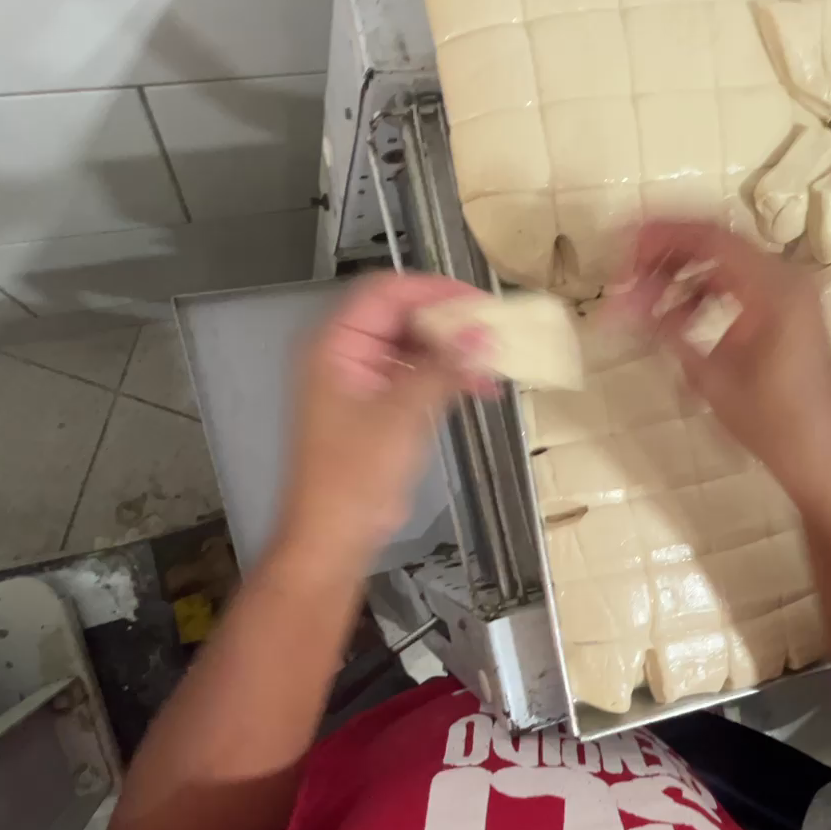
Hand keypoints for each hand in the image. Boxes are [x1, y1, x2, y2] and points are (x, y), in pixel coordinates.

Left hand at [277, 272, 485, 563]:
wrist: (334, 538)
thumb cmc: (351, 479)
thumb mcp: (402, 414)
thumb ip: (443, 367)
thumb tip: (482, 333)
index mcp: (335, 345)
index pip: (388, 292)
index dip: (435, 292)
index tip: (481, 304)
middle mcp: (346, 356)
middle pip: (403, 317)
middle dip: (451, 324)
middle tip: (495, 332)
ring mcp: (363, 383)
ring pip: (415, 348)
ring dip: (453, 353)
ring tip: (495, 363)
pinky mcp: (380, 410)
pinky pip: (417, 378)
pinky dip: (446, 379)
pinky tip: (480, 386)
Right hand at [615, 220, 830, 492]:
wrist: (821, 456)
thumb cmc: (771, 424)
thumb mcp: (711, 378)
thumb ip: (666, 330)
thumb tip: (621, 302)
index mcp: (774, 288)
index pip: (709, 238)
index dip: (661, 236)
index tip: (623, 245)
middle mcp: (788, 279)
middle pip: (717, 245)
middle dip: (666, 255)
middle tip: (625, 272)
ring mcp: (792, 294)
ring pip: (726, 265)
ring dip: (682, 275)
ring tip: (643, 297)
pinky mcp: (789, 312)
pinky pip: (740, 286)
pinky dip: (705, 293)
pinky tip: (676, 317)